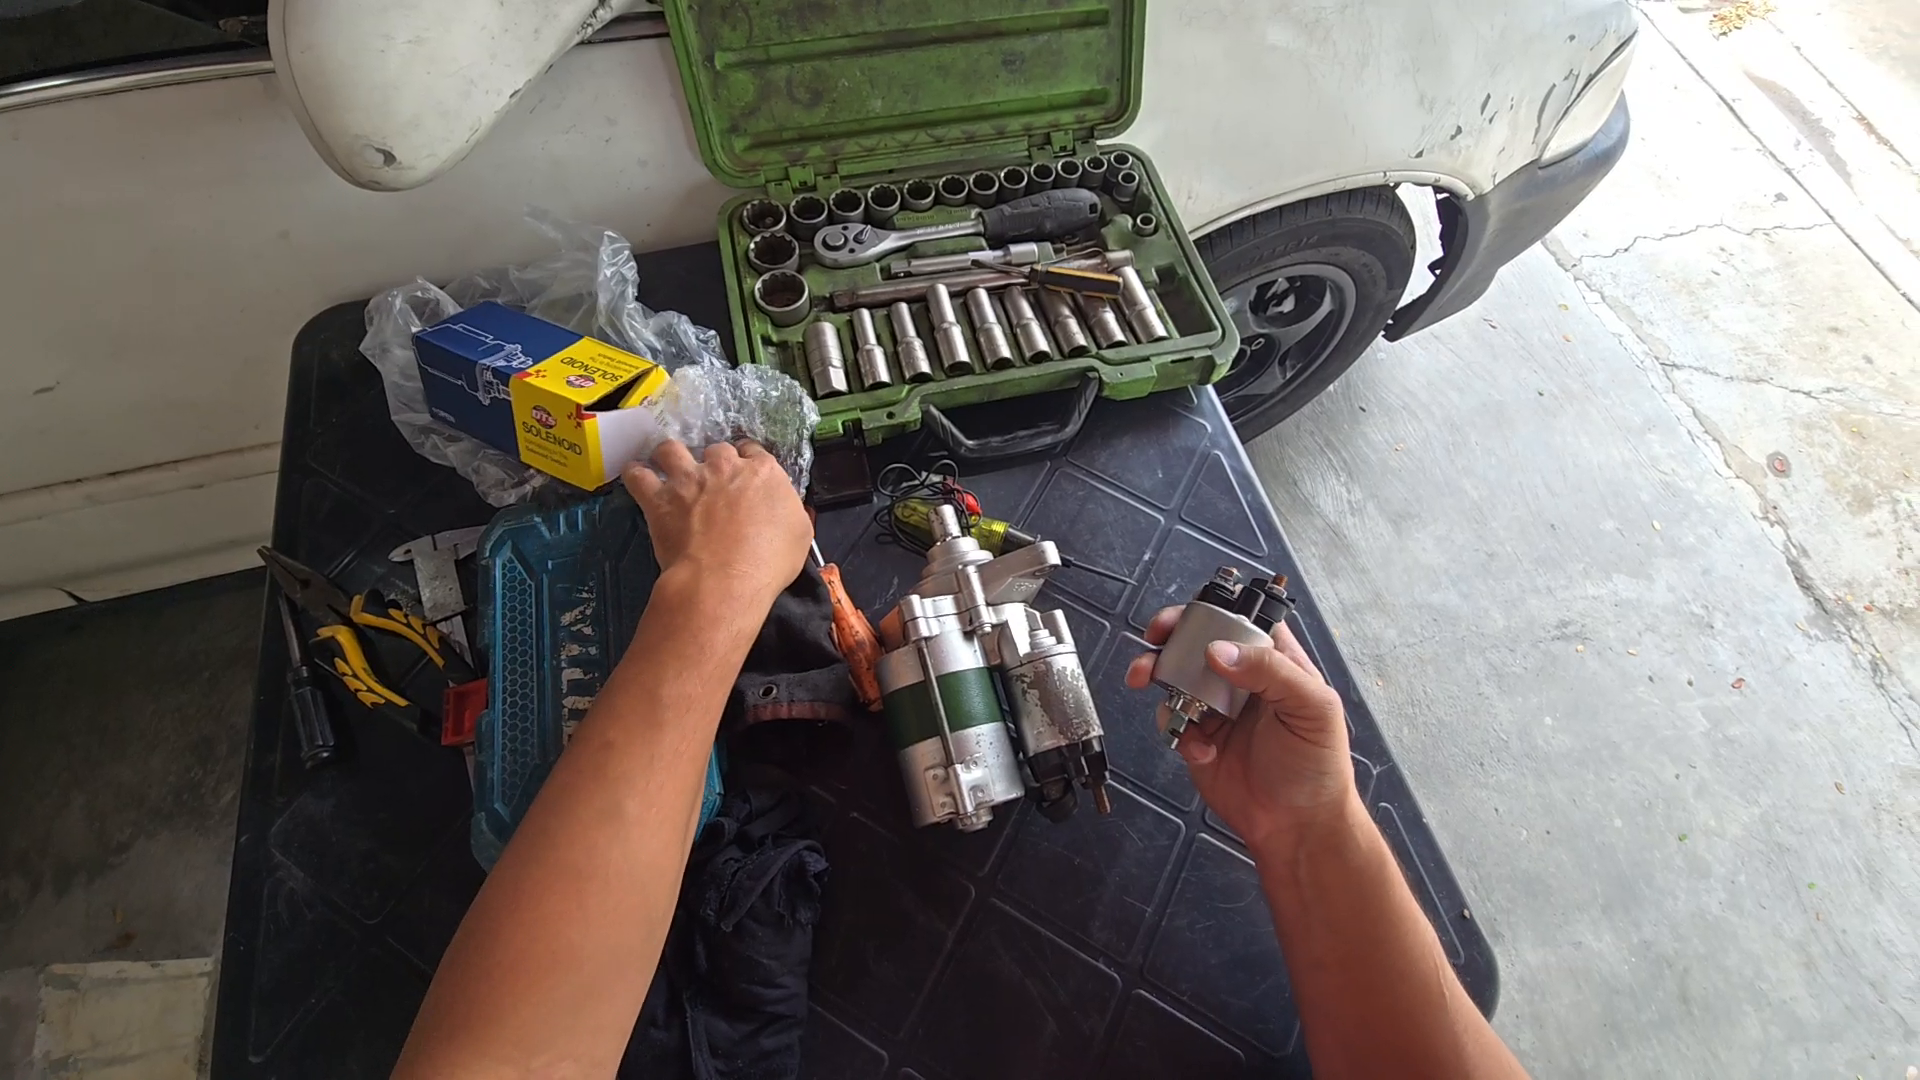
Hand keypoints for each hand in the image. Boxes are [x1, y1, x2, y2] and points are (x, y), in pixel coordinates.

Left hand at [623, 440, 811, 608]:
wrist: (725, 579)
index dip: (749, 462)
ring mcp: (689, 480)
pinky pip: (638, 475)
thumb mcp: (801, 534)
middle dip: (714, 460)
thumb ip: (791, 511)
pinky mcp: (659, 498)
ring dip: (671, 455)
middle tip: (713, 479)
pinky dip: (637, 474)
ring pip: (671, 449)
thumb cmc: (770, 561)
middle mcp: (725, 467)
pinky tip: (639, 477)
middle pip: (716, 448)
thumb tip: (785, 509)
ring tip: (670, 466)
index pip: (754, 452)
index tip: (746, 475)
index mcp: (763, 472)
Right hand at [1125, 607, 1358, 854]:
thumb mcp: (1311, 709)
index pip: (1241, 620)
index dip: (1213, 610)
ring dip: (1155, 672)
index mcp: (1275, 662)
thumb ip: (1270, 671)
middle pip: (1197, 641)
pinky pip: (1170, 717)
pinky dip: (1175, 728)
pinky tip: (1200, 749)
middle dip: (1170, 635)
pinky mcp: (1195, 735)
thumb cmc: (1316, 765)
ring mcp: (1214, 706)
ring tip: (1142, 678)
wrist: (1295, 828)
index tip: (1188, 614)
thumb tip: (1216, 650)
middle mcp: (1241, 678)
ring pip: (1175, 674)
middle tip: (1154, 637)